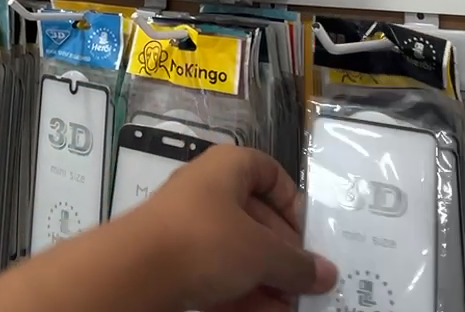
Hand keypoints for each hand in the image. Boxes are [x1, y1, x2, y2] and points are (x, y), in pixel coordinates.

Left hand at [127, 145, 336, 311]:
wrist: (137, 271)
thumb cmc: (206, 239)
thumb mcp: (261, 252)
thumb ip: (296, 264)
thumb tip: (327, 273)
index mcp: (230, 166)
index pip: (271, 174)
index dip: (293, 205)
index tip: (308, 240)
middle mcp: (210, 188)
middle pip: (257, 218)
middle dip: (283, 256)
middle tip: (304, 286)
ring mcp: (191, 224)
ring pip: (238, 250)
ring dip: (266, 281)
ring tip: (289, 308)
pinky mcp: (176, 258)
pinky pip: (218, 272)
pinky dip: (241, 293)